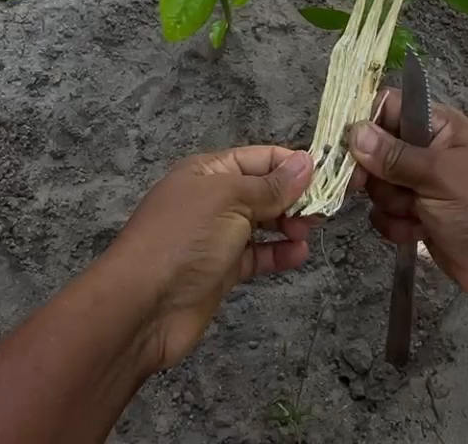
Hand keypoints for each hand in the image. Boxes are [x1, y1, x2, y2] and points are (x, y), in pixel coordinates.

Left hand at [105, 147, 315, 369]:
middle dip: (294, 196)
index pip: (259, 158)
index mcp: (209, 171)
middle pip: (263, 190)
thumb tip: (307, 161)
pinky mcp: (222, 271)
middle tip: (323, 209)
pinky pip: (258, 254)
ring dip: (290, 224)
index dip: (292, 163)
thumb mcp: (230, 199)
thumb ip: (271, 185)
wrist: (141, 308)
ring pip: (263, 222)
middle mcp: (213, 199)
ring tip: (310, 231)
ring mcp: (217, 236)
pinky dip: (279, 253)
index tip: (326, 174)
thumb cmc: (183, 240)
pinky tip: (298, 255)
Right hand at [348, 93, 467, 311]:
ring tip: (416, 212)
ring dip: (391, 203)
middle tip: (375, 186)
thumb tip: (354, 131)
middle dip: (376, 173)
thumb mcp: (438, 174)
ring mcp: (419, 183)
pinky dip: (396, 225)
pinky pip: (384, 213)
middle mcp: (425, 148)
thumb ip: (393, 155)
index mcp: (436, 125)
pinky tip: (418, 232)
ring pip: (377, 184)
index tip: (346, 145)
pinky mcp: (415, 214)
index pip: (388, 106)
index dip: (364, 122)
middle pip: (374, 148)